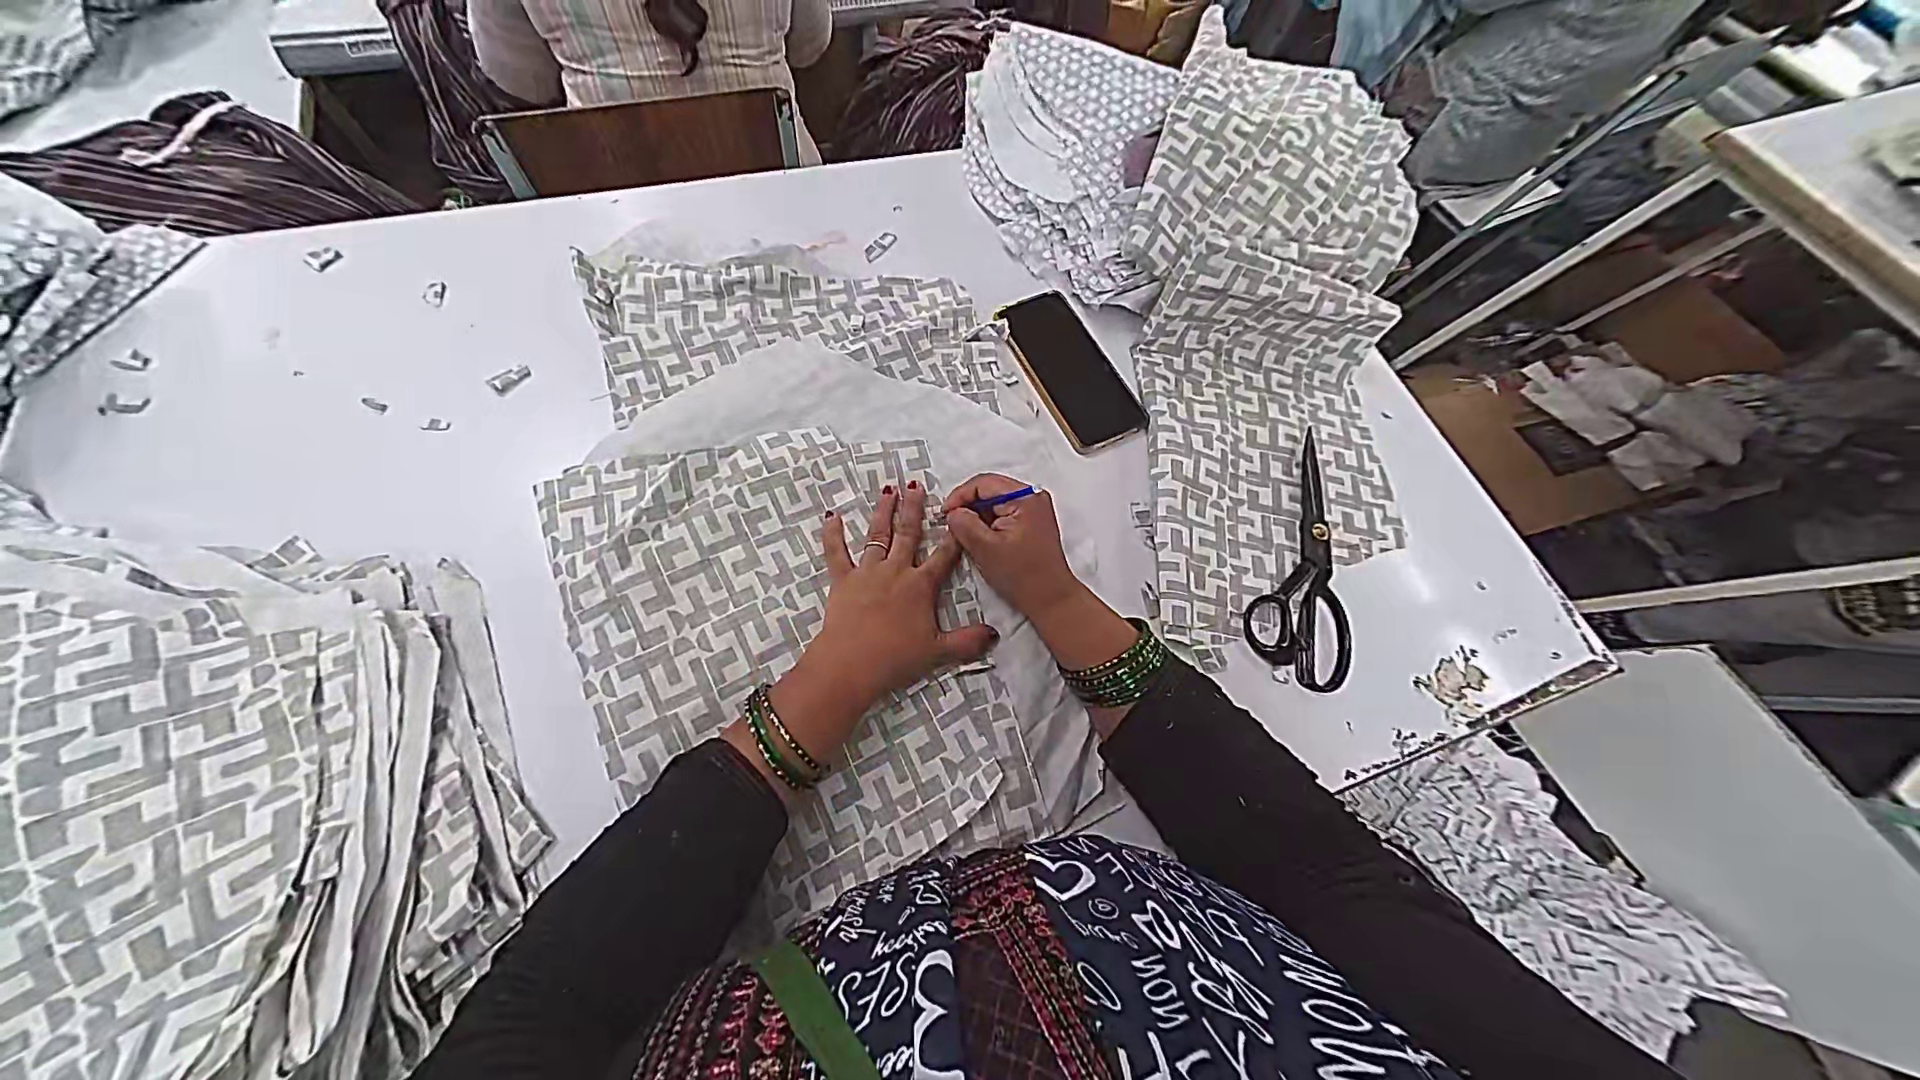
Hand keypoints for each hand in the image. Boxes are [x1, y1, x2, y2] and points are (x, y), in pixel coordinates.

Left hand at [809, 482, 998, 701]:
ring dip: (883, 512)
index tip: (958, 516)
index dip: (953, 536)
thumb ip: (968, 641)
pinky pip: (836, 553)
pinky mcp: (842, 581)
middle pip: (908, 534)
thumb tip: (994, 635)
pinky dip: (833, 534)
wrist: (851, 665)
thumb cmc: (895, 659)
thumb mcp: (939, 652)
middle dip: (914, 509)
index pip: (943, 556)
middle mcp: (896, 572)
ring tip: (888, 491)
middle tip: (915, 485)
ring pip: (878, 536)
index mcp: (921, 586)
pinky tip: (831, 517)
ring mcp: (867, 573)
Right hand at [941, 474, 1083, 624]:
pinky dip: (988, 524)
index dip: (959, 496)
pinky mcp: (1031, 523)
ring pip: (994, 503)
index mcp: (1025, 497)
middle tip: (953, 525)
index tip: (945, 513)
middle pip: (989, 490)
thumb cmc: (1024, 577)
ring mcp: (1034, 510)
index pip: (983, 483)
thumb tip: (953, 512)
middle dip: (968, 507)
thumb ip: (964, 523)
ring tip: (968, 537)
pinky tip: (982, 541)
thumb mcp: (985, 548)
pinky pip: (1003, 514)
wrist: (1051, 600)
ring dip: (978, 517)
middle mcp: (1033, 497)